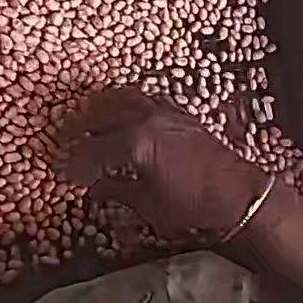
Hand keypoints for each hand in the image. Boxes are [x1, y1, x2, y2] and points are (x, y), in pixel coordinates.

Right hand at [56, 88, 275, 240]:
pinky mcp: (182, 114)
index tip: (64, 175)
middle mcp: (148, 120)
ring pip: (125, 98)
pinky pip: (148, 99)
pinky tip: (127, 114)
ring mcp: (167, 113)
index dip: (74, 164)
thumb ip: (118, 191)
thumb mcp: (149, 204)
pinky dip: (131, 103)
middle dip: (80, 127)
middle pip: (102, 114)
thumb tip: (97, 187)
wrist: (238, 194)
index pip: (92, 150)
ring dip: (103, 107)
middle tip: (65, 140)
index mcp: (135, 143)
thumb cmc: (193, 204)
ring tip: (89, 118)